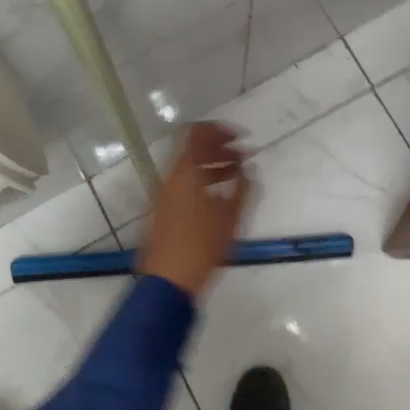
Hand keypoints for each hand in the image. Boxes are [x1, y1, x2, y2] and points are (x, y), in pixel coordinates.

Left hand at [137, 121, 250, 296]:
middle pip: (192, 149)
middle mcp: (170, 176)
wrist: (168, 280)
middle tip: (243, 156)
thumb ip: (242, 187)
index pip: (196, 133)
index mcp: (185, 171)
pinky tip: (220, 194)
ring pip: (188, 167)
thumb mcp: (231, 216)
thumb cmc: (202, 245)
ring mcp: (163, 193)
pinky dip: (201, 179)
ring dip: (212, 165)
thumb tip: (247, 168)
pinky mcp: (162, 208)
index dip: (219, 130)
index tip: (240, 138)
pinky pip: (183, 182)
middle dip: (219, 148)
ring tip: (237, 174)